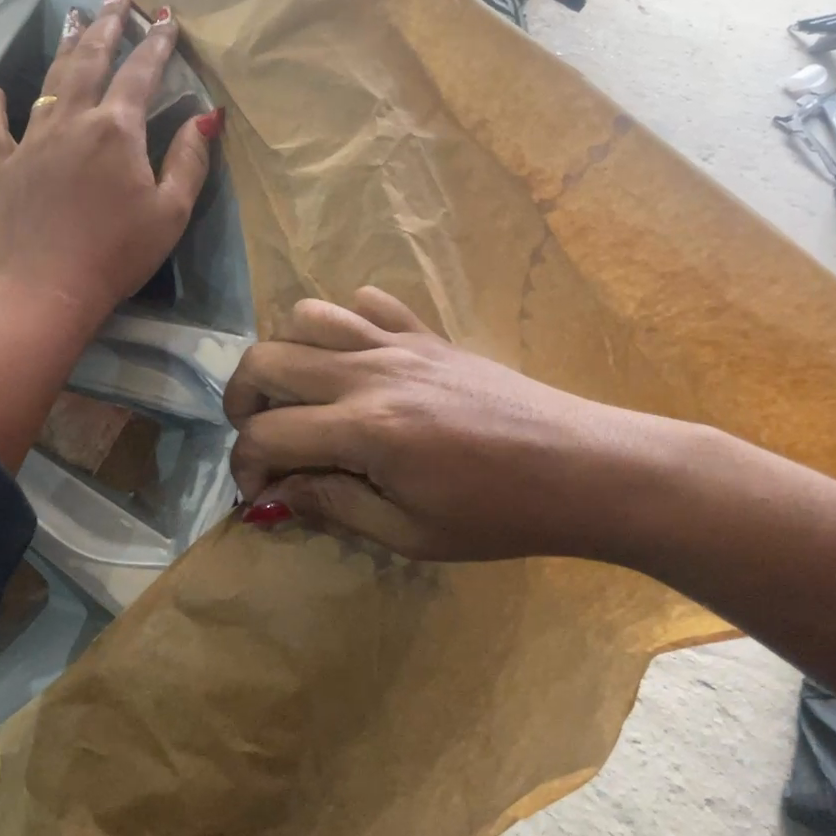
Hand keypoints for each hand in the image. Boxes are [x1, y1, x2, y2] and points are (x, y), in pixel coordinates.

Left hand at [0, 0, 222, 327]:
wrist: (46, 290)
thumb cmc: (115, 256)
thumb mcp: (169, 214)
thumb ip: (188, 161)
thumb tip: (206, 116)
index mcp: (116, 130)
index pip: (140, 72)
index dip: (156, 41)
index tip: (165, 16)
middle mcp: (72, 122)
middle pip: (89, 60)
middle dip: (105, 24)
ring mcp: (32, 142)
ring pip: (49, 82)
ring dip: (63, 47)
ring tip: (72, 17)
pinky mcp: (2, 167)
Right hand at [224, 286, 682, 561]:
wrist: (592, 471)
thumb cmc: (502, 516)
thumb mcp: (410, 533)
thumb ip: (331, 504)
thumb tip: (274, 495)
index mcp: (365, 429)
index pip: (265, 435)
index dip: (245, 468)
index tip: (261, 495)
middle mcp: (369, 374)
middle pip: (265, 360)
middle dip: (242, 401)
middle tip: (262, 436)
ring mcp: (398, 345)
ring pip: (305, 316)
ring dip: (286, 353)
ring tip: (300, 392)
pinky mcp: (426, 334)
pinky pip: (366, 302)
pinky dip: (346, 323)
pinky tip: (356, 360)